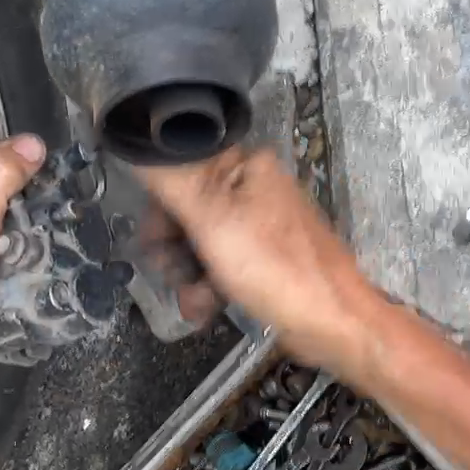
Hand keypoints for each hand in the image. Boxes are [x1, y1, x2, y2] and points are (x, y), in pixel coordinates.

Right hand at [135, 147, 378, 371]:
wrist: (333, 323)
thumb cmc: (277, 271)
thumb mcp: (212, 221)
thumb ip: (171, 181)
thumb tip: (137, 146)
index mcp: (247, 167)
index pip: (182, 171)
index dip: (159, 208)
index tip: (152, 240)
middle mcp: (255, 189)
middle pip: (189, 209)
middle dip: (174, 248)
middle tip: (169, 273)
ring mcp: (262, 224)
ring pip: (204, 241)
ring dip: (189, 273)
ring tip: (192, 300)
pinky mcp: (267, 257)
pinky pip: (224, 262)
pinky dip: (210, 285)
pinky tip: (205, 308)